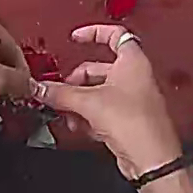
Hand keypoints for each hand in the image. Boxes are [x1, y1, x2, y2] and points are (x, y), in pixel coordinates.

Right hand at [36, 25, 183, 179]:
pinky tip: (78, 127)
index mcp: (132, 61)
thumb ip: (61, 93)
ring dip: (78, 102)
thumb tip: (41, 88)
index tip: (75, 38)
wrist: (151, 159)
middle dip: (76, 81)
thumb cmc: (134, 122)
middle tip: (59, 91)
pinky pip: (102, 111)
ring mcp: (131, 99)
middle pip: (98, 69)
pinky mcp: (127, 119)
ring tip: (65, 113)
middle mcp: (134, 77)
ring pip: (97, 92)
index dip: (94, 33)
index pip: (115, 34)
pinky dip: (88, 116)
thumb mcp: (89, 103)